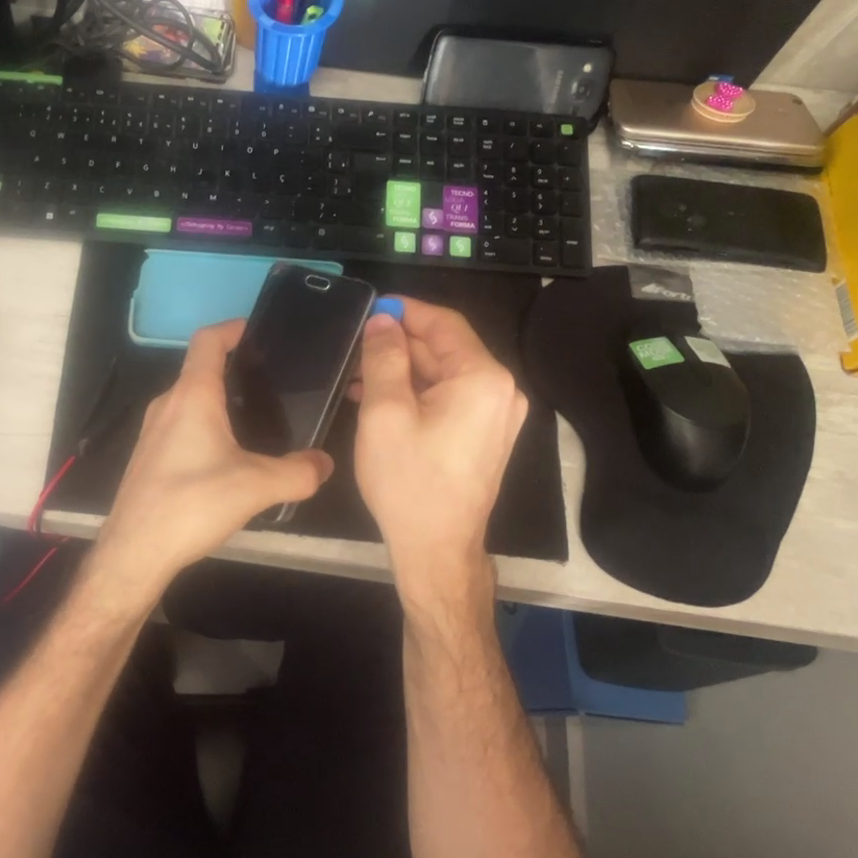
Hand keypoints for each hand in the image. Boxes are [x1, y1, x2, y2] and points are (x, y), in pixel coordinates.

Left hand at [93, 320, 332, 609]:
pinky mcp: (148, 459)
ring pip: (189, 403)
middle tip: (271, 383)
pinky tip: (227, 460)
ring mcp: (152, 433)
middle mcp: (167, 406)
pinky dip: (204, 428)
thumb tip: (324, 463)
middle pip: (199, 371)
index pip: (208, 341)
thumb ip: (298, 472)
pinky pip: (180, 429)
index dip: (232, 328)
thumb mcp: (257, 487)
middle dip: (233, 369)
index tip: (255, 330)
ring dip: (218, 402)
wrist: (135, 551)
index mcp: (192, 396)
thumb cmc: (193, 505)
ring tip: (255, 421)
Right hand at [351, 298, 528, 602]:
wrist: (436, 548)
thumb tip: (383, 320)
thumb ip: (384, 358)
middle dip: (399, 344)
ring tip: (358, 377)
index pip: (444, 323)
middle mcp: (501, 390)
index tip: (369, 309)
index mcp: (483, 378)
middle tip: (355, 348)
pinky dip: (417, 393)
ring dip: (403, 371)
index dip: (405, 311)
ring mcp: (497, 416)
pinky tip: (380, 400)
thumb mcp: (384, 412)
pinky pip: (450, 399)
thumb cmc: (408, 481)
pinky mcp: (486, 436)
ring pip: (444, 375)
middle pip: (446, 349)